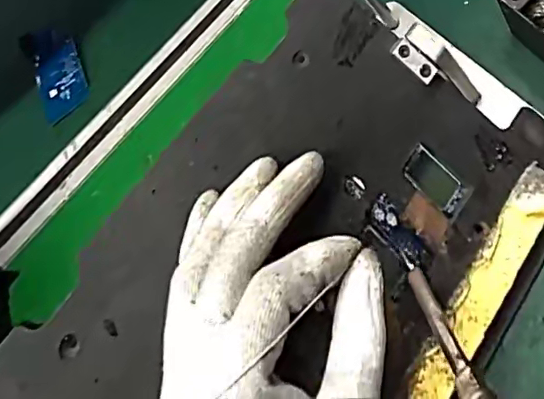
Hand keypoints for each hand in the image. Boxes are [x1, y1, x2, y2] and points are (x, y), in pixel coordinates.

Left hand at [161, 153, 384, 398]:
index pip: (273, 289)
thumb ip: (357, 344)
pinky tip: (210, 207)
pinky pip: (179, 289)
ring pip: (194, 268)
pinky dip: (195, 240)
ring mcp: (180, 368)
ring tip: (262, 170)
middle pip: (227, 262)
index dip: (319, 256)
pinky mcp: (181, 368)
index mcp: (232, 385)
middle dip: (270, 204)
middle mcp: (194, 371)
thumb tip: (364, 270)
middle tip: (306, 167)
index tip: (354, 247)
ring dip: (231, 210)